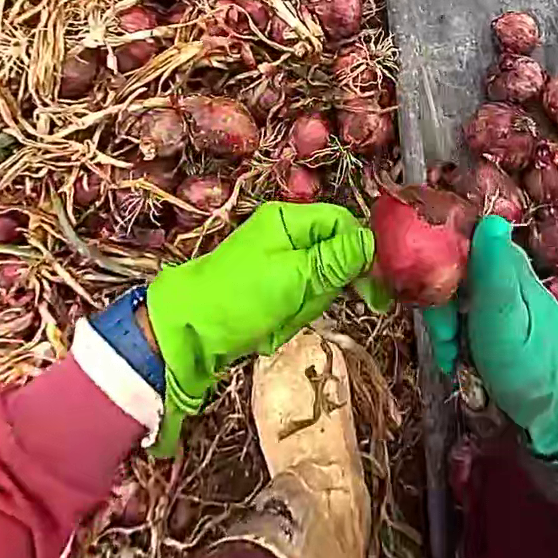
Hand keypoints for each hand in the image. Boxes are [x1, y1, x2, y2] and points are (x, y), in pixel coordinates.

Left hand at [145, 202, 374, 454]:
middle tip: (310, 305)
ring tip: (286, 317)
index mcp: (289, 219)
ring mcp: (280, 259)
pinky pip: (304, 294)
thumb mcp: (293, 279)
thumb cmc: (237, 300)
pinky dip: (297, 312)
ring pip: (323, 277)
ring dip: (311, 302)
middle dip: (329, 283)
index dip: (361, 250)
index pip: (343, 222)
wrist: (183, 338)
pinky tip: (277, 325)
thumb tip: (374, 243)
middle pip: (337, 250)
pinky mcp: (274, 284)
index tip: (374, 282)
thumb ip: (337, 259)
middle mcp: (287, 233)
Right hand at [424, 216, 557, 463]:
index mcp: (505, 261)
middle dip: (438, 306)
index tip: (432, 306)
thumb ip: (493, 270)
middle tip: (446, 342)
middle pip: (449, 269)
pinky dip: (455, 336)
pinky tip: (459, 358)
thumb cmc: (532, 367)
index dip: (433, 269)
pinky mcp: (498, 316)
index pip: (453, 241)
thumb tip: (491, 218)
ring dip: (445, 326)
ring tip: (453, 356)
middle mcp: (502, 268)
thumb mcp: (505, 319)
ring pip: (452, 295)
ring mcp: (501, 293)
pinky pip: (463, 315)